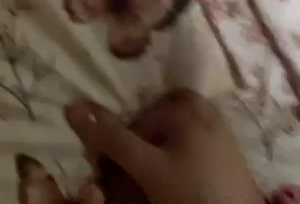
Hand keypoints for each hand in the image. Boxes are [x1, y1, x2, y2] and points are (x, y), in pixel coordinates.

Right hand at [65, 91, 263, 203]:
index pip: (139, 106)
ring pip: (170, 143)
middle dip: (136, 145)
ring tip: (141, 188)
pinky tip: (165, 193)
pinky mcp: (228, 169)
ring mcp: (221, 143)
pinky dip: (172, 171)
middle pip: (154, 124)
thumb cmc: (196, 196)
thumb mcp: (148, 168)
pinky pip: (188, 158)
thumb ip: (110, 137)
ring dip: (151, 161)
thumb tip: (71, 105)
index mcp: (190, 105)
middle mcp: (207, 116)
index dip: (120, 130)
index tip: (110, 157)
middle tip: (125, 173)